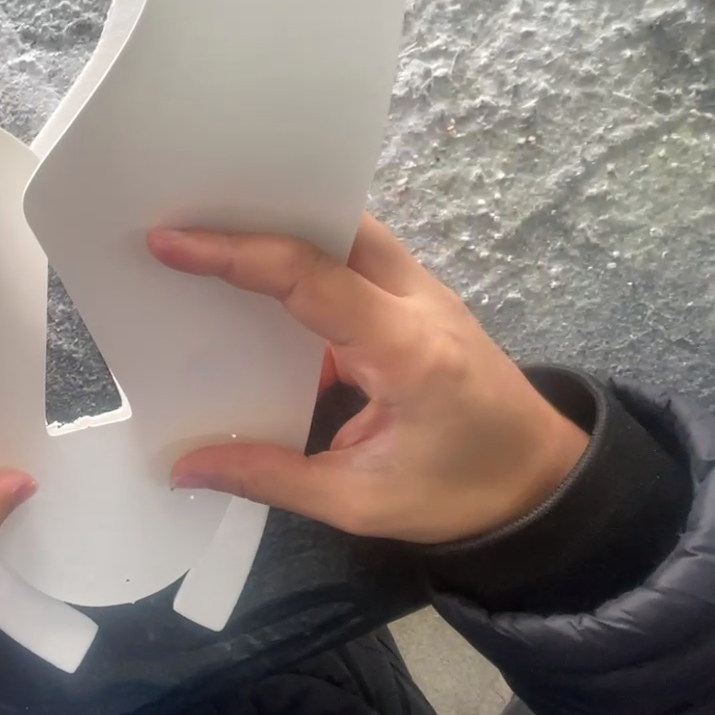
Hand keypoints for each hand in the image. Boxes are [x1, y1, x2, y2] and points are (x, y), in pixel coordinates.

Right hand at [148, 217, 586, 545]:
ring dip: (284, 221)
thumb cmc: (459, 493)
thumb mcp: (358, 502)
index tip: (168, 241)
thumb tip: (183, 466)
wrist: (545, 485)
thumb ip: (267, 477)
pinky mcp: (414, 300)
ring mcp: (423, 293)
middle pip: (335, 226)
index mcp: (406, 349)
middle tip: (188, 215)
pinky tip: (260, 269)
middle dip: (259, 213)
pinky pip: (354, 253)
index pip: (309, 278)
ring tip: (212, 229)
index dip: (232, 254)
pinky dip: (304, 246)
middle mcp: (418, 301)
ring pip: (348, 228)